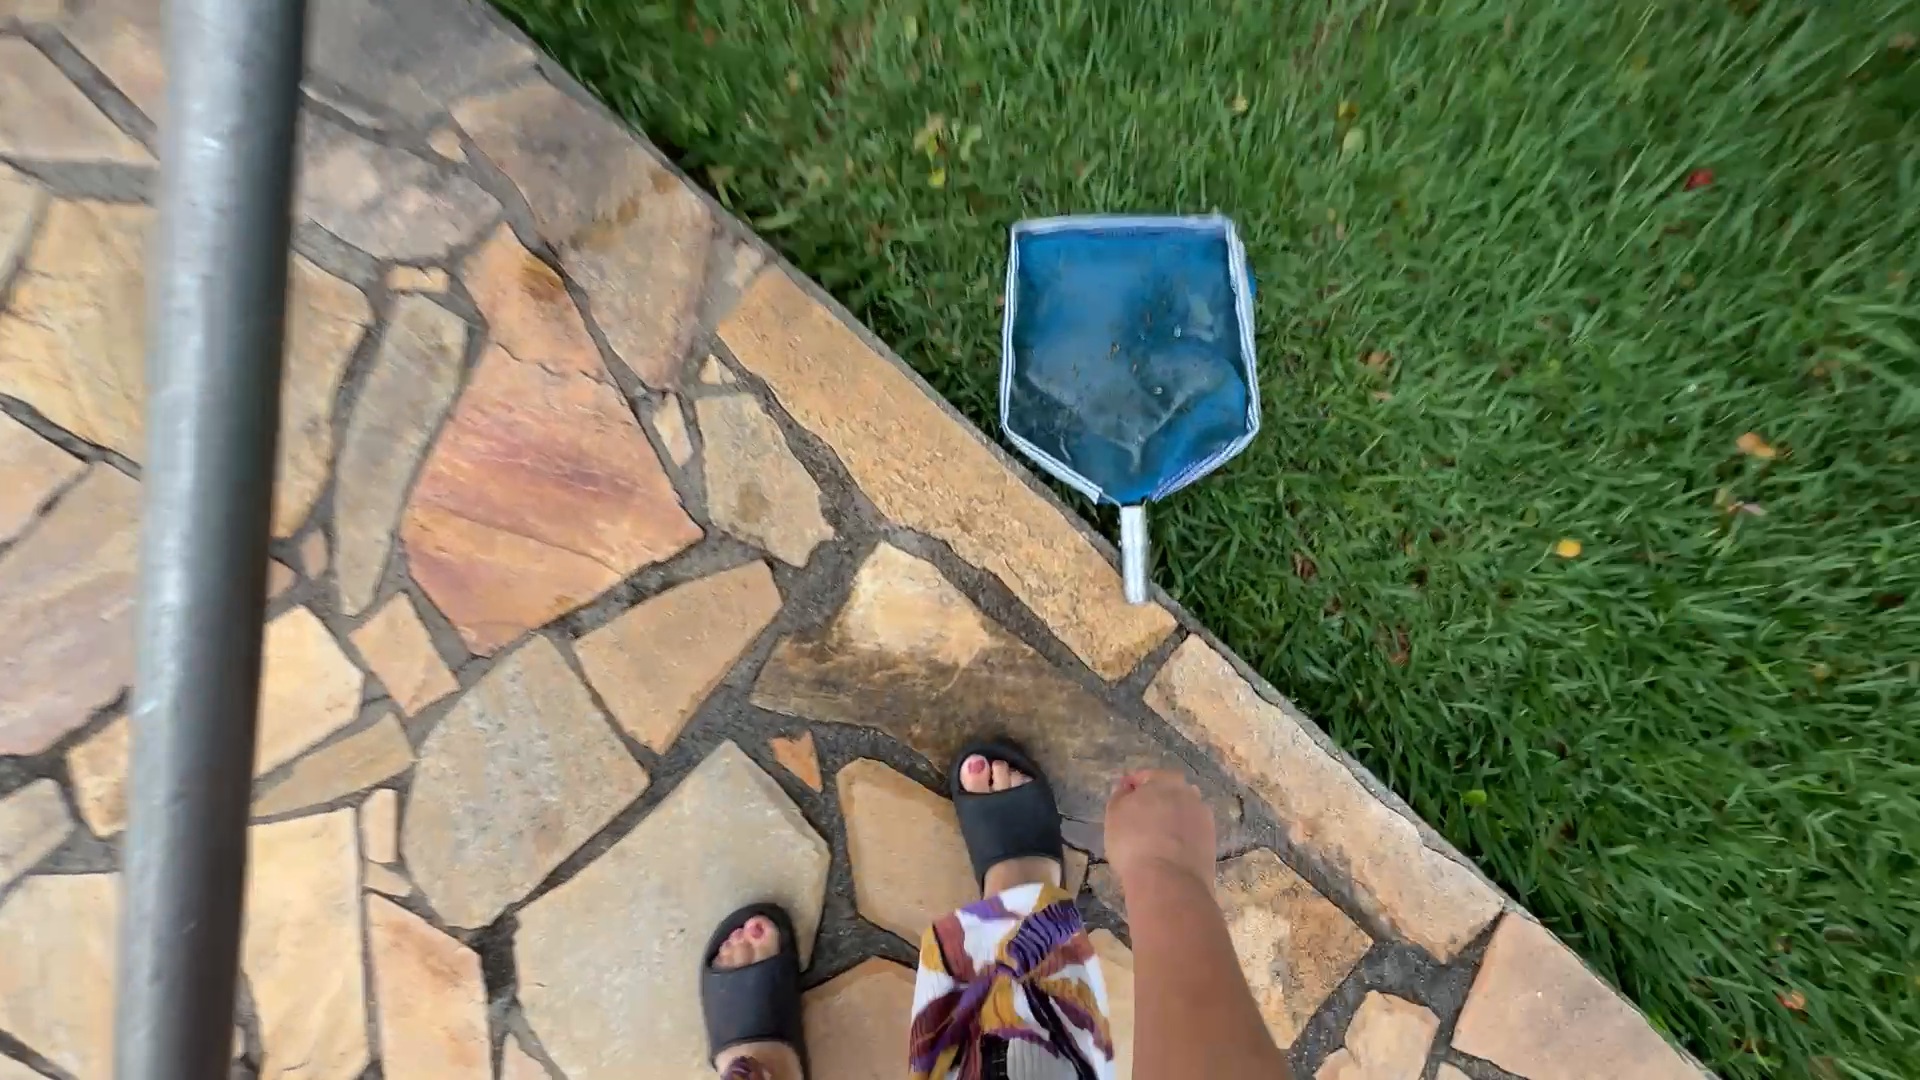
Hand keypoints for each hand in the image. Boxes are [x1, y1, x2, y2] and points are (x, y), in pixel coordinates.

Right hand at [1103, 769, 1215, 886]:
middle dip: (1156, 800)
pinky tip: (1168, 851)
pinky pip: (1191, 833)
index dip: (1132, 786)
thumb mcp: (1114, 813)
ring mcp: (1204, 818)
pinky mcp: (1211, 843)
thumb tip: (1128, 791)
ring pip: (1183, 813)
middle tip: (1139, 818)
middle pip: (1169, 792)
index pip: (1146, 776)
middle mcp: (1189, 793)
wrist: (1169, 881)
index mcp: (1166, 780)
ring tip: (1155, 837)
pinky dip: (1181, 838)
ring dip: (1171, 819)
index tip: (1123, 799)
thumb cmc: (1134, 840)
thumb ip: (1121, 796)